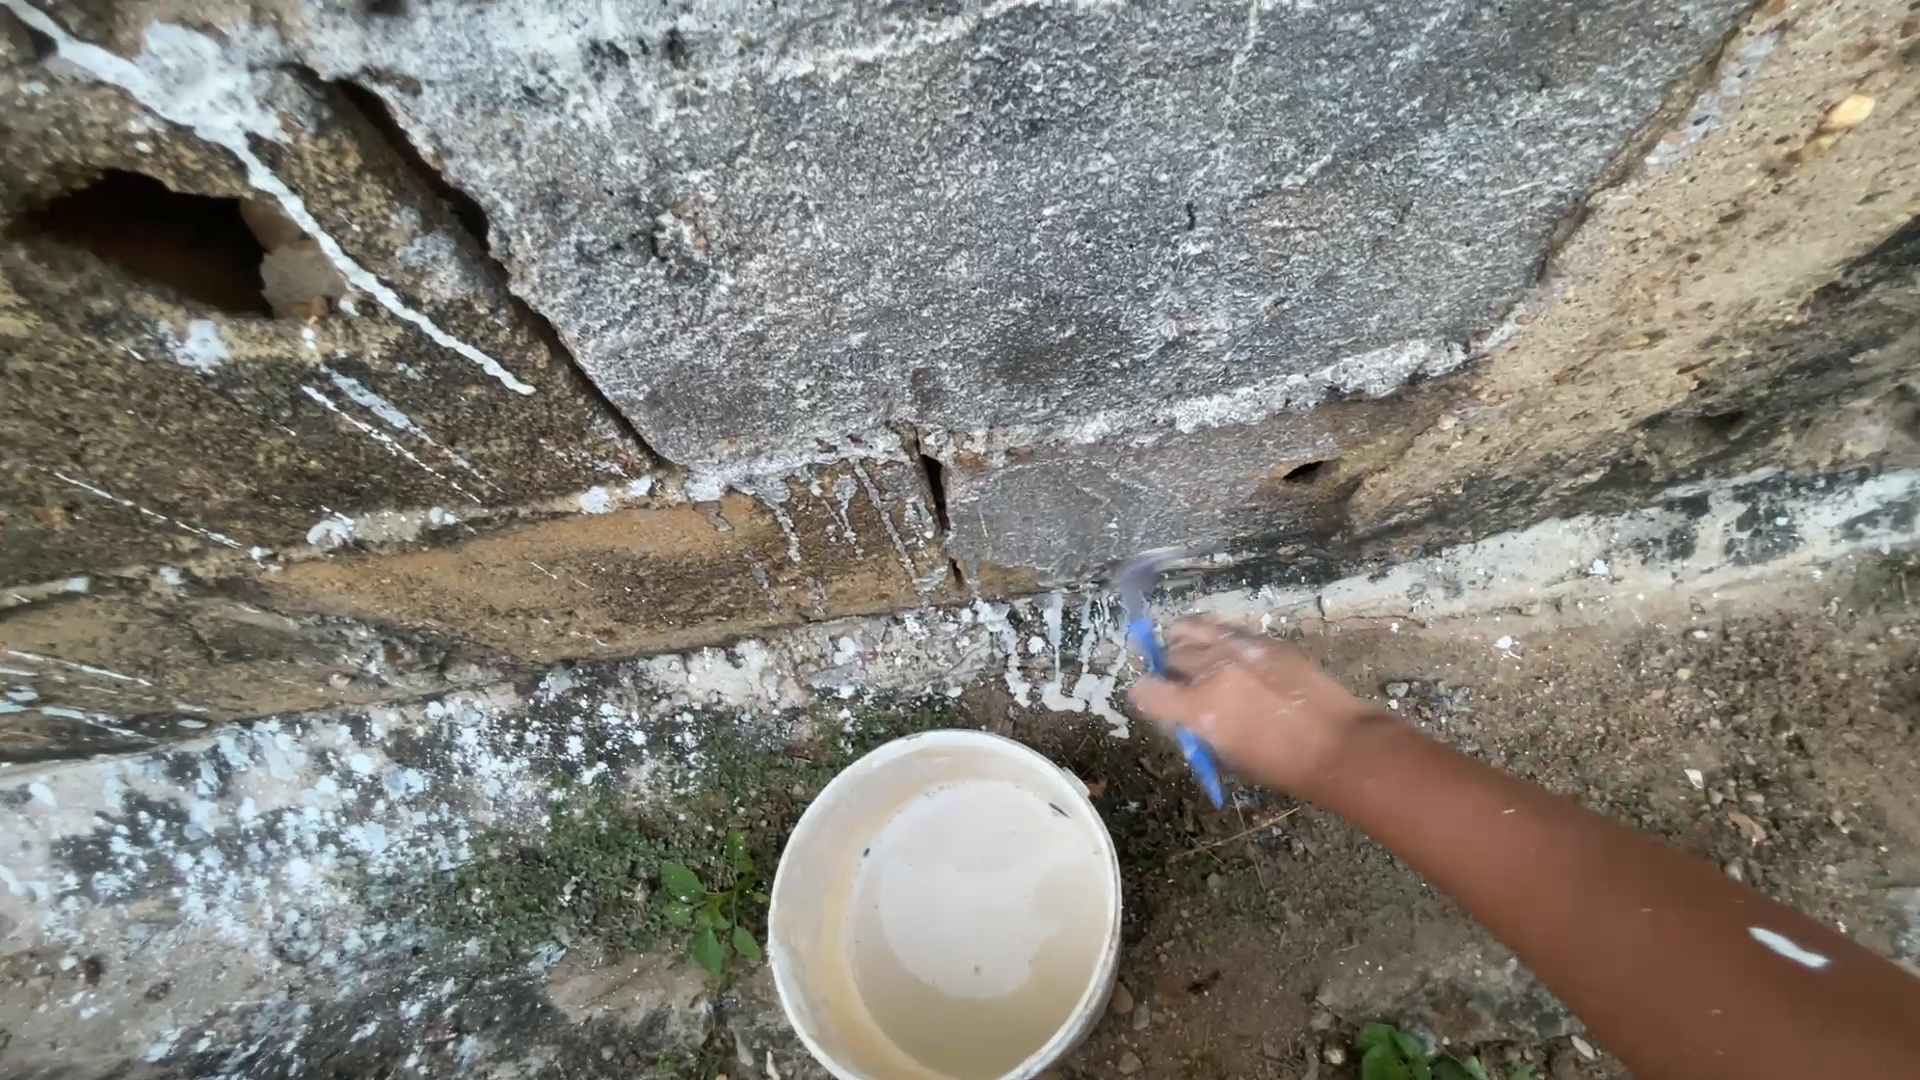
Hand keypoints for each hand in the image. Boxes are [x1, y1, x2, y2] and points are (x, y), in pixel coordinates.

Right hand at [1127, 618, 1379, 798]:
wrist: (1339, 746)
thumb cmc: (1282, 766)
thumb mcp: (1227, 757)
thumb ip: (1197, 729)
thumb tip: (1181, 715)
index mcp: (1198, 708)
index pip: (1145, 689)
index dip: (1143, 694)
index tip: (1152, 699)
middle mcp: (1211, 670)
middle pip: (1169, 656)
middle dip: (1169, 670)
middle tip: (1182, 683)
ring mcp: (1239, 649)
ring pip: (1190, 630)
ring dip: (1184, 643)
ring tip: (1193, 653)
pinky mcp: (1264, 641)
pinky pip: (1226, 630)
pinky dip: (1217, 639)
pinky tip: (1228, 654)